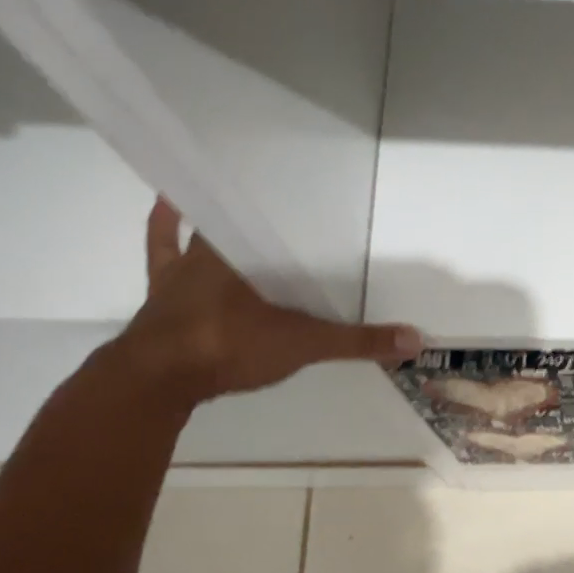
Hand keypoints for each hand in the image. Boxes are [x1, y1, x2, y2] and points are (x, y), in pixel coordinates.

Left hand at [108, 199, 421, 406]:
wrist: (156, 379)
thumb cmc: (227, 345)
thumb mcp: (303, 344)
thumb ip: (356, 342)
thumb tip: (417, 340)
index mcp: (237, 250)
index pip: (263, 213)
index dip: (286, 204)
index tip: (306, 192)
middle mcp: (204, 250)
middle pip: (236, 223)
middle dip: (259, 215)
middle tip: (286, 206)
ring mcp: (178, 274)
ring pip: (198, 232)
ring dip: (217, 217)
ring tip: (240, 193)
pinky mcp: (160, 297)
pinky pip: (160, 253)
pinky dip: (163, 228)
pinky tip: (166, 204)